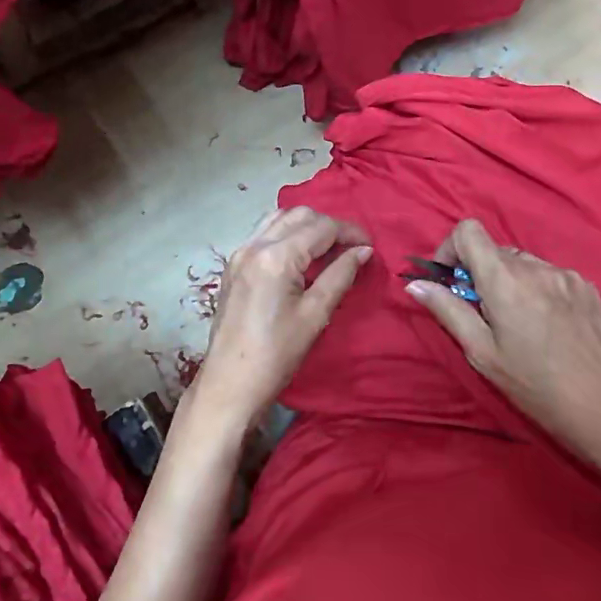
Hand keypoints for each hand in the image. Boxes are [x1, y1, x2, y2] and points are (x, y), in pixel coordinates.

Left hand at [194, 207, 371, 423]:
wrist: (230, 385)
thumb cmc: (277, 354)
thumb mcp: (316, 314)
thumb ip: (340, 275)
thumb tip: (363, 251)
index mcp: (276, 256)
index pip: (322, 227)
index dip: (350, 232)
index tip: (369, 246)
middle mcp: (254, 246)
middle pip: (300, 215)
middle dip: (329, 225)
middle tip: (351, 249)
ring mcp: (240, 254)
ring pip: (279, 218)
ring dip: (307, 226)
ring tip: (327, 250)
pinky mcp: (234, 266)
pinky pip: (264, 234)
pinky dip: (287, 234)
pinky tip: (301, 257)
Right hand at [405, 219, 600, 457]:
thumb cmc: (533, 385)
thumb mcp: (482, 353)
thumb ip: (448, 311)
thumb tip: (416, 285)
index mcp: (505, 280)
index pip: (469, 231)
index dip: (451, 250)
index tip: (450, 282)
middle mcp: (536, 267)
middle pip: (495, 250)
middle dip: (480, 274)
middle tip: (483, 315)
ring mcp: (566, 274)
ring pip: (524, 264)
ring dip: (511, 282)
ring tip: (520, 324)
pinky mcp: (586, 286)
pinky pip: (550, 275)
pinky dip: (538, 290)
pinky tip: (548, 326)